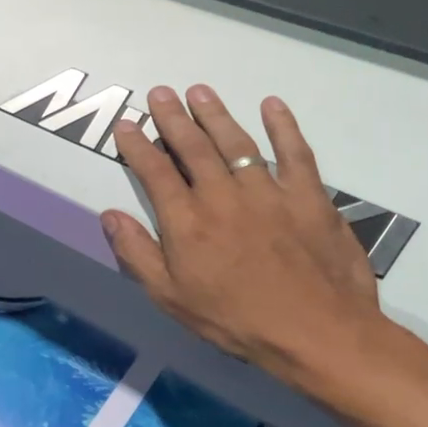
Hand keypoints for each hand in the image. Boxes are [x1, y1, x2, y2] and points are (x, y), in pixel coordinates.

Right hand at [101, 85, 385, 385]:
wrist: (317, 334)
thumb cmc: (234, 319)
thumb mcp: (169, 296)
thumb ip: (137, 253)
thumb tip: (110, 215)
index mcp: (187, 222)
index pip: (155, 172)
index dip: (137, 145)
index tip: (125, 124)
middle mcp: (224, 198)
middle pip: (194, 148)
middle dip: (173, 118)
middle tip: (159, 93)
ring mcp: (270, 194)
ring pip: (238, 144)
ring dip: (216, 115)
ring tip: (199, 91)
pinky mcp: (310, 199)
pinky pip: (296, 155)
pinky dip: (284, 128)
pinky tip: (272, 106)